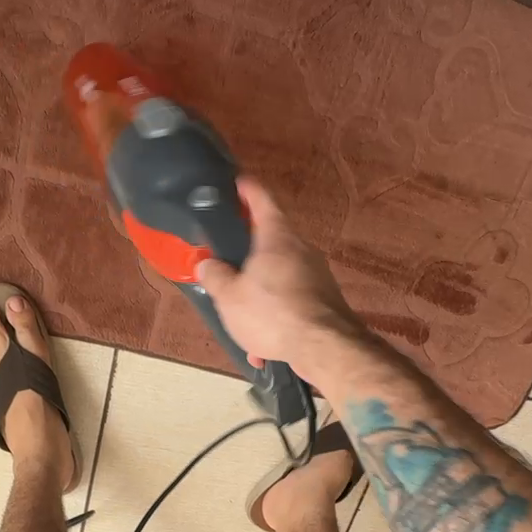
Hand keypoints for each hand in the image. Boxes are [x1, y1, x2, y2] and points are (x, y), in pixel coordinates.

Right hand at [197, 178, 369, 386]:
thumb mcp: (229, 297)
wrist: (323, 347)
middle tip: (230, 260)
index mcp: (277, 237)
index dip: (247, 190)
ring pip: (281, 279)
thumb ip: (215, 276)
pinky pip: (292, 305)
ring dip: (261, 296)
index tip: (238, 182)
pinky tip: (263, 349)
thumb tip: (207, 264)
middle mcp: (301, 250)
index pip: (261, 200)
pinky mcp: (325, 302)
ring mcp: (317, 276)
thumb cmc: (271, 313)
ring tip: (243, 320)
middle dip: (251, 253)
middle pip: (273, 242)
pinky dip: (276, 320)